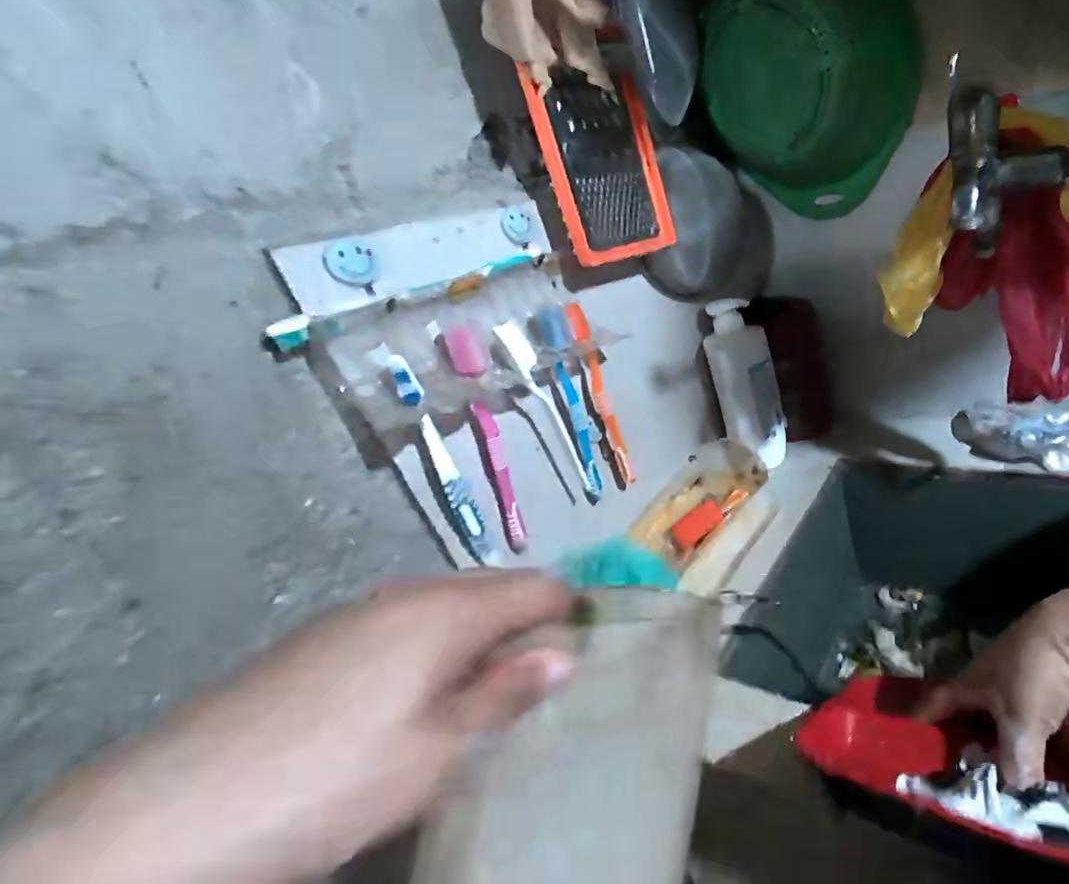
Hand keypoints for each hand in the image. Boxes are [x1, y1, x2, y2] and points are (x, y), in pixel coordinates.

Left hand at [0, 571, 575, 883]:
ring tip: (467, 698)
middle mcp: (409, 593)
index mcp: (450, 609)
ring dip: (477, 636)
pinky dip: (429, 645)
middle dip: (525, 625)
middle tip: (523, 687)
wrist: (152, 823)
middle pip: (499, 587)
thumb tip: (567, 654)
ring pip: (450, 604)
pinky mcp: (314, 639)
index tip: (575, 661)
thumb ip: (508, 694)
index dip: (571, 617)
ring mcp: (356, 612)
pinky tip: (402, 701)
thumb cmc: (331, 780)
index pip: (543, 588)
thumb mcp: (438, 751)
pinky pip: (403, 621)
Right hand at [918, 587, 1068, 788]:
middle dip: (959, 750)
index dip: (917, 728)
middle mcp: (985, 685)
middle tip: (954, 788)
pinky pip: (1022, 727)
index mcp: (968, 683)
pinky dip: (1020, 746)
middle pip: (963, 723)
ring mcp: (1013, 687)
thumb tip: (1016, 808)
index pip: (933, 707)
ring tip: (989, 786)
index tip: (904, 756)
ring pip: (994, 726)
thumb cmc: (1036, 668)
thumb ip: (1014, 764)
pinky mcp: (1040, 693)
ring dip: (993, 751)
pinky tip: (1024, 768)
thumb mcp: (1021, 720)